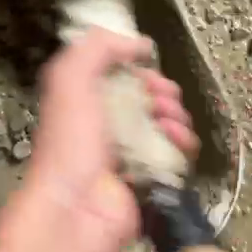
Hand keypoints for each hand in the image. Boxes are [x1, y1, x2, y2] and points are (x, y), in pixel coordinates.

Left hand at [22, 30, 198, 251]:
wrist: (77, 209)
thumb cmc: (69, 144)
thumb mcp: (71, 78)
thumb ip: (99, 47)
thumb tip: (139, 43)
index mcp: (85, 101)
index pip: (122, 77)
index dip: (140, 70)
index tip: (149, 72)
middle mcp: (107, 127)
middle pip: (149, 101)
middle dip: (164, 94)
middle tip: (165, 100)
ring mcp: (130, 155)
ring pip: (167, 127)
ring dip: (177, 119)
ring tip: (173, 124)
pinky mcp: (151, 180)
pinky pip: (176, 157)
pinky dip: (183, 146)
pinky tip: (180, 143)